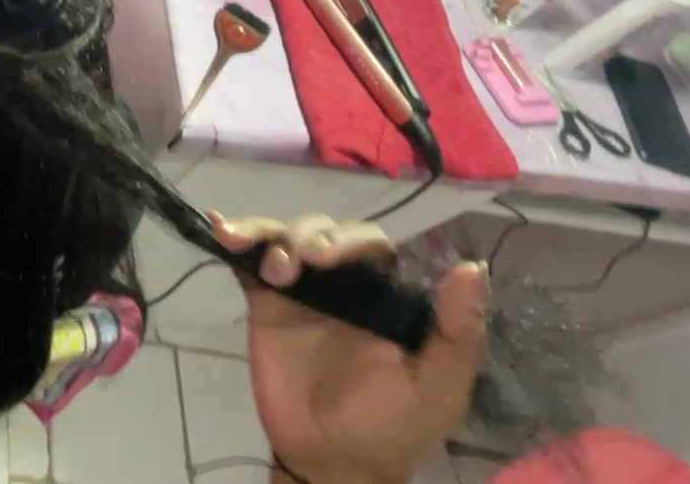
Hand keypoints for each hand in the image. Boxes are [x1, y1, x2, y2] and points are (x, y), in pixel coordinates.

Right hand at [210, 212, 488, 483]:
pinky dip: (233, 239)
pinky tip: (217, 229)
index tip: (324, 259)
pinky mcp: (263, 300)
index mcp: (385, 292)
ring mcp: (299, 287)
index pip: (368, 243)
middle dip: (304, 234)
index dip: (347, 239)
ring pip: (280, 236)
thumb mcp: (437, 387)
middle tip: (295, 262)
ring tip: (244, 245)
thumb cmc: (392, 424)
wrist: (329, 460)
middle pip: (319, 229)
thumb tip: (471, 266)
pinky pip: (247, 261)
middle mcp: (341, 280)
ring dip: (263, 232)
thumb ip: (456, 333)